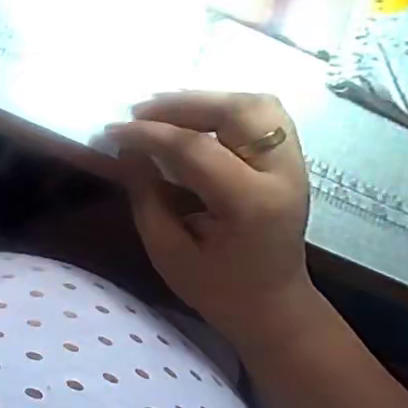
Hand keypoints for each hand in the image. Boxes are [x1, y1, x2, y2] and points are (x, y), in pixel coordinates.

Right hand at [106, 92, 311, 329]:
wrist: (273, 307)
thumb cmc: (217, 289)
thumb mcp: (168, 251)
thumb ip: (146, 196)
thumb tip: (127, 150)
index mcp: (251, 204)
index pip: (196, 148)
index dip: (149, 135)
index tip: (113, 131)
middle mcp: (282, 174)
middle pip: (237, 111)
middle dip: (182, 105)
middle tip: (140, 112)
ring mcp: (295, 164)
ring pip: (256, 104)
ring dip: (207, 100)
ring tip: (166, 110)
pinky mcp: (292, 160)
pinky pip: (264, 115)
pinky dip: (226, 107)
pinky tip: (195, 118)